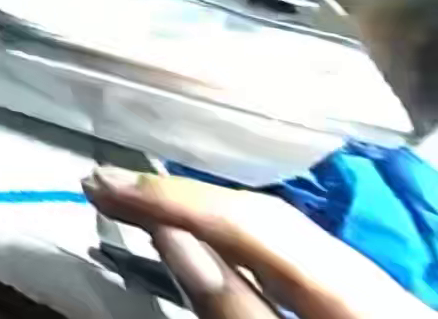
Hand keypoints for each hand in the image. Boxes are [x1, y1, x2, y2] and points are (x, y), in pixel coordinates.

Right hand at [83, 168, 428, 318]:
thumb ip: (237, 313)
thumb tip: (165, 233)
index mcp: (377, 311)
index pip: (261, 226)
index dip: (174, 199)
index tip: (98, 184)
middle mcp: (391, 296)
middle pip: (271, 221)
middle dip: (178, 198)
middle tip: (99, 185)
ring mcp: (389, 303)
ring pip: (280, 232)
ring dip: (194, 212)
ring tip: (125, 200)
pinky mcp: (372, 311)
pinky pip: (294, 257)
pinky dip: (227, 238)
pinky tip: (182, 231)